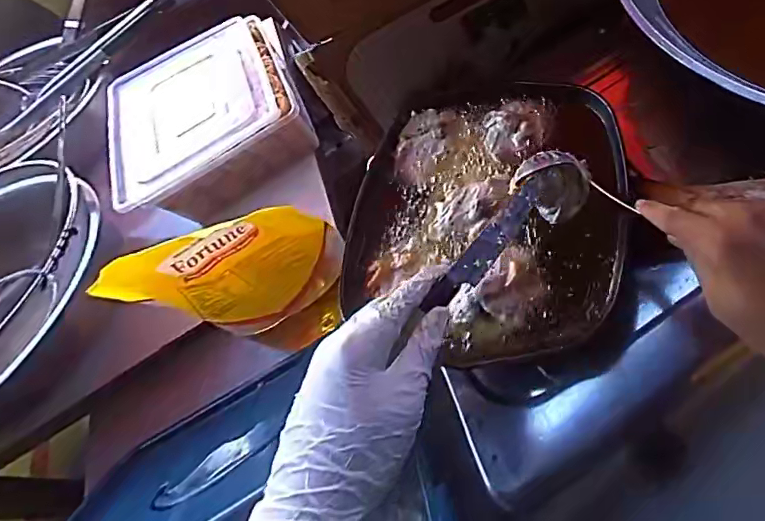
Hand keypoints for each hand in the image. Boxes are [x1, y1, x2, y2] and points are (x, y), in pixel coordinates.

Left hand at [252, 269, 448, 520]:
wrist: (313, 502)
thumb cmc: (365, 443)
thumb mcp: (406, 392)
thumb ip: (424, 345)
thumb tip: (440, 310)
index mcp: (358, 338)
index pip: (400, 296)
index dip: (428, 280)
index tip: (451, 267)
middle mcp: (336, 342)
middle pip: (382, 307)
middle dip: (414, 295)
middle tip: (445, 289)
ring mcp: (325, 363)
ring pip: (370, 325)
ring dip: (399, 315)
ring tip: (427, 311)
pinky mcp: (321, 383)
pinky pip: (359, 343)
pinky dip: (384, 335)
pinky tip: (399, 342)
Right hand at [636, 199, 764, 371]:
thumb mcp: (722, 302)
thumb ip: (699, 262)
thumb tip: (683, 237)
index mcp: (719, 240)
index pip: (677, 217)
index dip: (656, 210)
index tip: (639, 203)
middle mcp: (739, 213)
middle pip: (698, 199)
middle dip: (674, 197)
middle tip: (653, 192)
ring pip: (722, 196)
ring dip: (701, 198)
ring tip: (683, 201)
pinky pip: (746, 200)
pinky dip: (728, 203)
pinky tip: (722, 211)